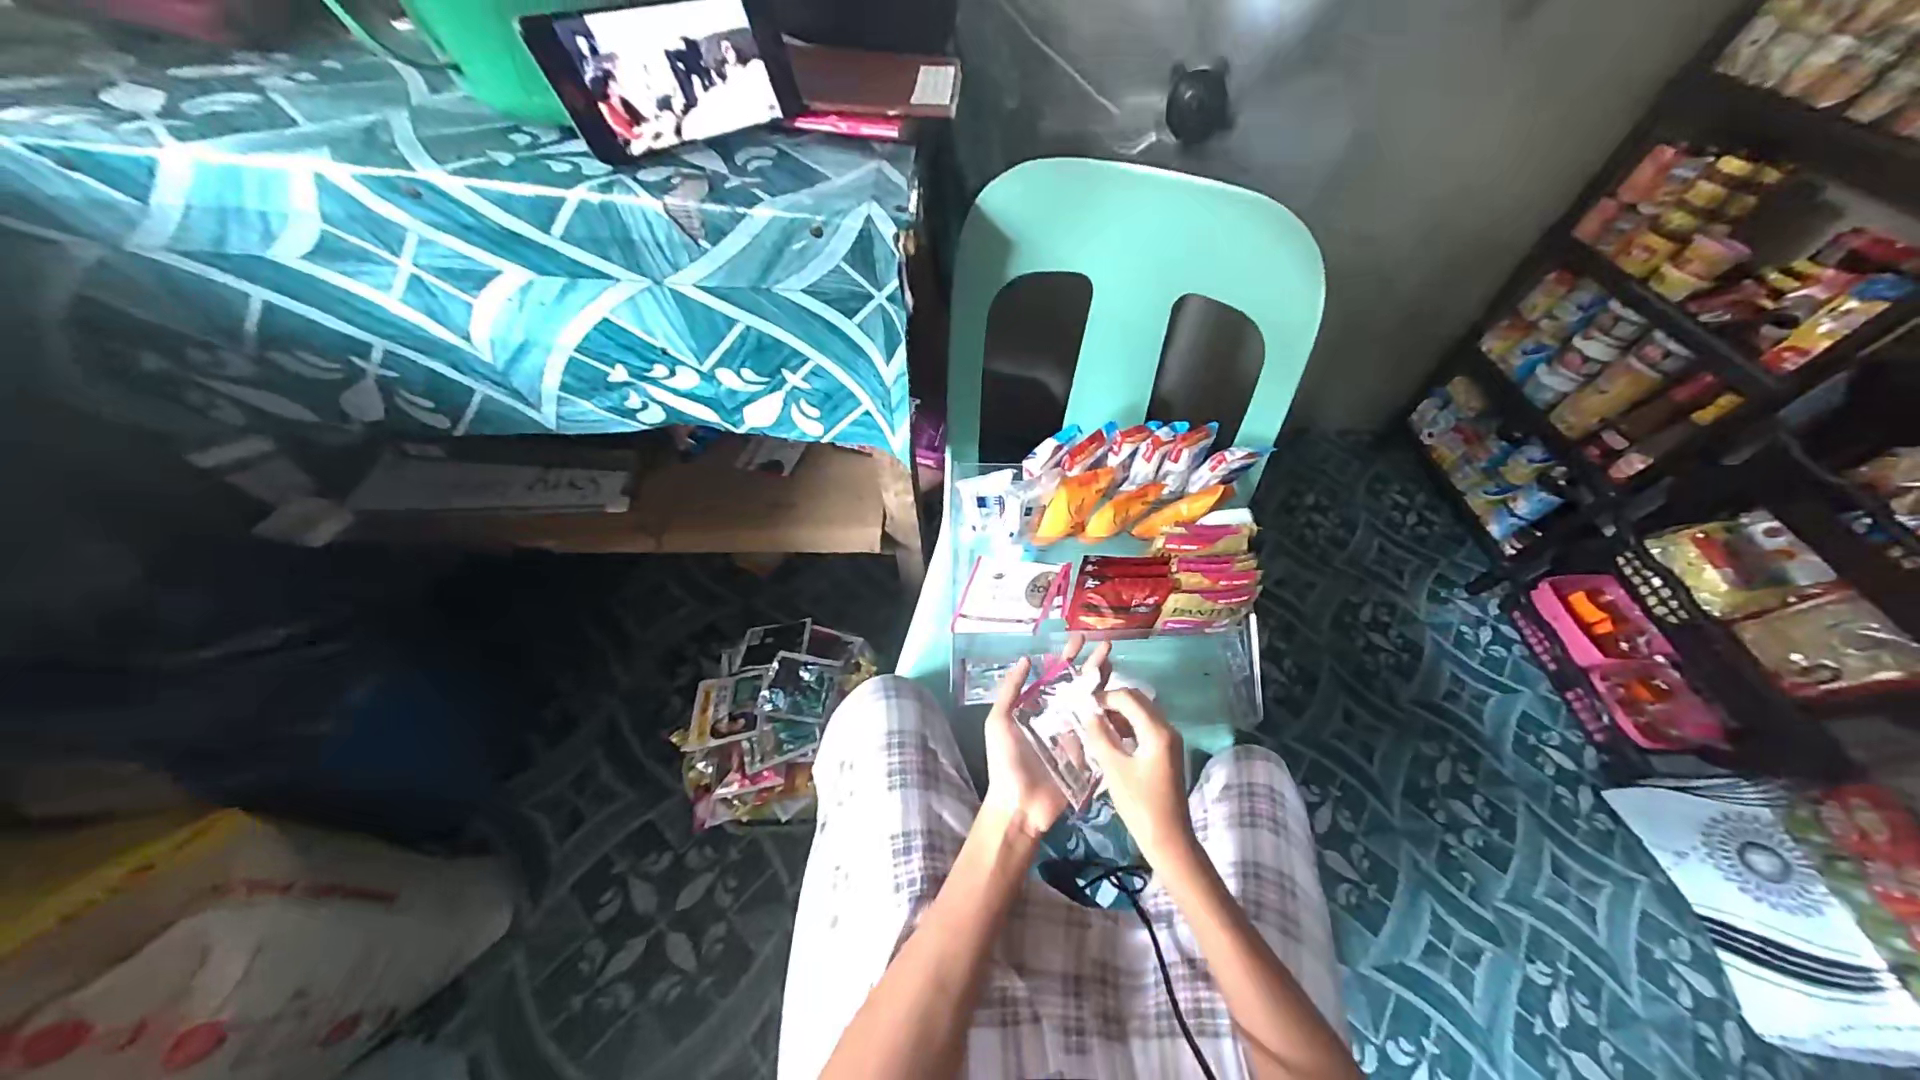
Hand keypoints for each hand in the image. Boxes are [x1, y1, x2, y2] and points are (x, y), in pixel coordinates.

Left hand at [980, 635, 1109, 841]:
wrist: (1020, 803)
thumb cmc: (1005, 761)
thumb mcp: (998, 721)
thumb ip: (1010, 691)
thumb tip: (1025, 659)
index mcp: (1038, 707)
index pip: (1056, 676)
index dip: (1068, 657)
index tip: (1080, 638)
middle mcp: (1059, 716)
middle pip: (1080, 685)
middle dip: (1093, 664)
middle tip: (1107, 645)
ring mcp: (1077, 734)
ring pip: (1095, 703)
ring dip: (1106, 684)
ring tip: (1116, 665)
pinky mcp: (1090, 753)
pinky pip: (1104, 731)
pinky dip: (1114, 716)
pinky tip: (1124, 700)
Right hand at [1081, 688, 1196, 866]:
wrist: (1168, 839)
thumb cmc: (1139, 804)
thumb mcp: (1114, 768)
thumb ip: (1099, 736)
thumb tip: (1087, 713)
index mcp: (1157, 731)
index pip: (1128, 697)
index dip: (1103, 697)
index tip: (1081, 705)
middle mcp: (1167, 729)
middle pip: (1137, 701)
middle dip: (1111, 703)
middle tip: (1086, 713)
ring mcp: (1169, 741)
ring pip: (1141, 714)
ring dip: (1118, 715)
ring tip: (1093, 726)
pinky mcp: (1166, 752)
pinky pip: (1145, 728)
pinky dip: (1126, 727)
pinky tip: (1109, 739)